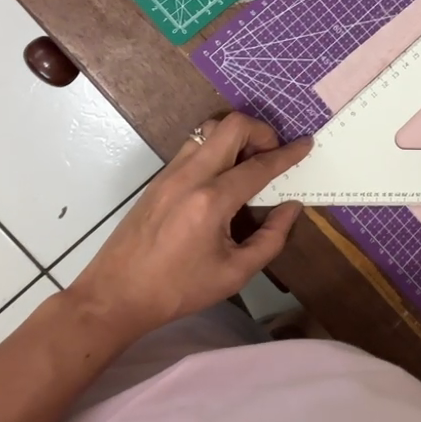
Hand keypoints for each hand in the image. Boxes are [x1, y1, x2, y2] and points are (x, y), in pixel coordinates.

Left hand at [65, 113, 309, 344]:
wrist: (114, 296)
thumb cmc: (177, 290)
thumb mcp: (234, 274)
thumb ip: (271, 239)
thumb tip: (291, 208)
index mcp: (212, 200)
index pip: (259, 165)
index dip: (288, 153)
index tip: (306, 144)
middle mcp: (191, 176)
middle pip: (232, 125)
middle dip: (261, 132)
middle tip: (271, 155)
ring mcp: (171, 173)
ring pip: (211, 130)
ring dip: (236, 137)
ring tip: (247, 164)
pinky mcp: (159, 178)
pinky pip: (195, 146)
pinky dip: (217, 148)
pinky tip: (223, 178)